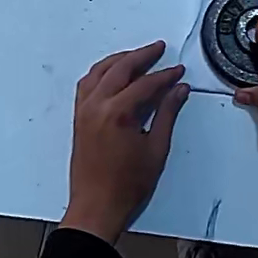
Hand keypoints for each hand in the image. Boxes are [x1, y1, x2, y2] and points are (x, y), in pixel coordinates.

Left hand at [62, 40, 189, 243]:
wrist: (96, 207)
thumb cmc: (127, 184)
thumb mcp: (156, 148)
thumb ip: (167, 114)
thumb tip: (178, 90)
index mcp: (117, 113)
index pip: (145, 84)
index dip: (165, 76)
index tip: (178, 72)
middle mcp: (96, 106)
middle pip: (120, 69)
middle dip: (142, 56)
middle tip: (158, 49)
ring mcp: (84, 111)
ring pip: (100, 72)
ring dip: (119, 60)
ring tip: (137, 56)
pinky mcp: (78, 118)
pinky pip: (87, 84)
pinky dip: (101, 73)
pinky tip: (113, 73)